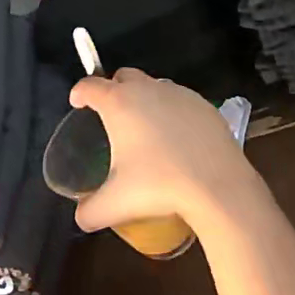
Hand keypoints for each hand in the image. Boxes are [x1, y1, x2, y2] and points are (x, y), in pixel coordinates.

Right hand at [68, 69, 266, 234]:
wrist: (217, 185)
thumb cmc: (159, 187)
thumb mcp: (115, 204)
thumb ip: (89, 211)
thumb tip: (81, 218)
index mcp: (119, 104)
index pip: (90, 86)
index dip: (79, 93)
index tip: (78, 103)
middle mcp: (148, 89)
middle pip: (124, 76)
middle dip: (114, 89)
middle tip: (111, 115)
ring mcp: (180, 94)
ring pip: (155, 87)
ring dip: (145, 100)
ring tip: (145, 130)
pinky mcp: (204, 105)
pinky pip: (181, 101)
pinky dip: (172, 112)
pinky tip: (176, 138)